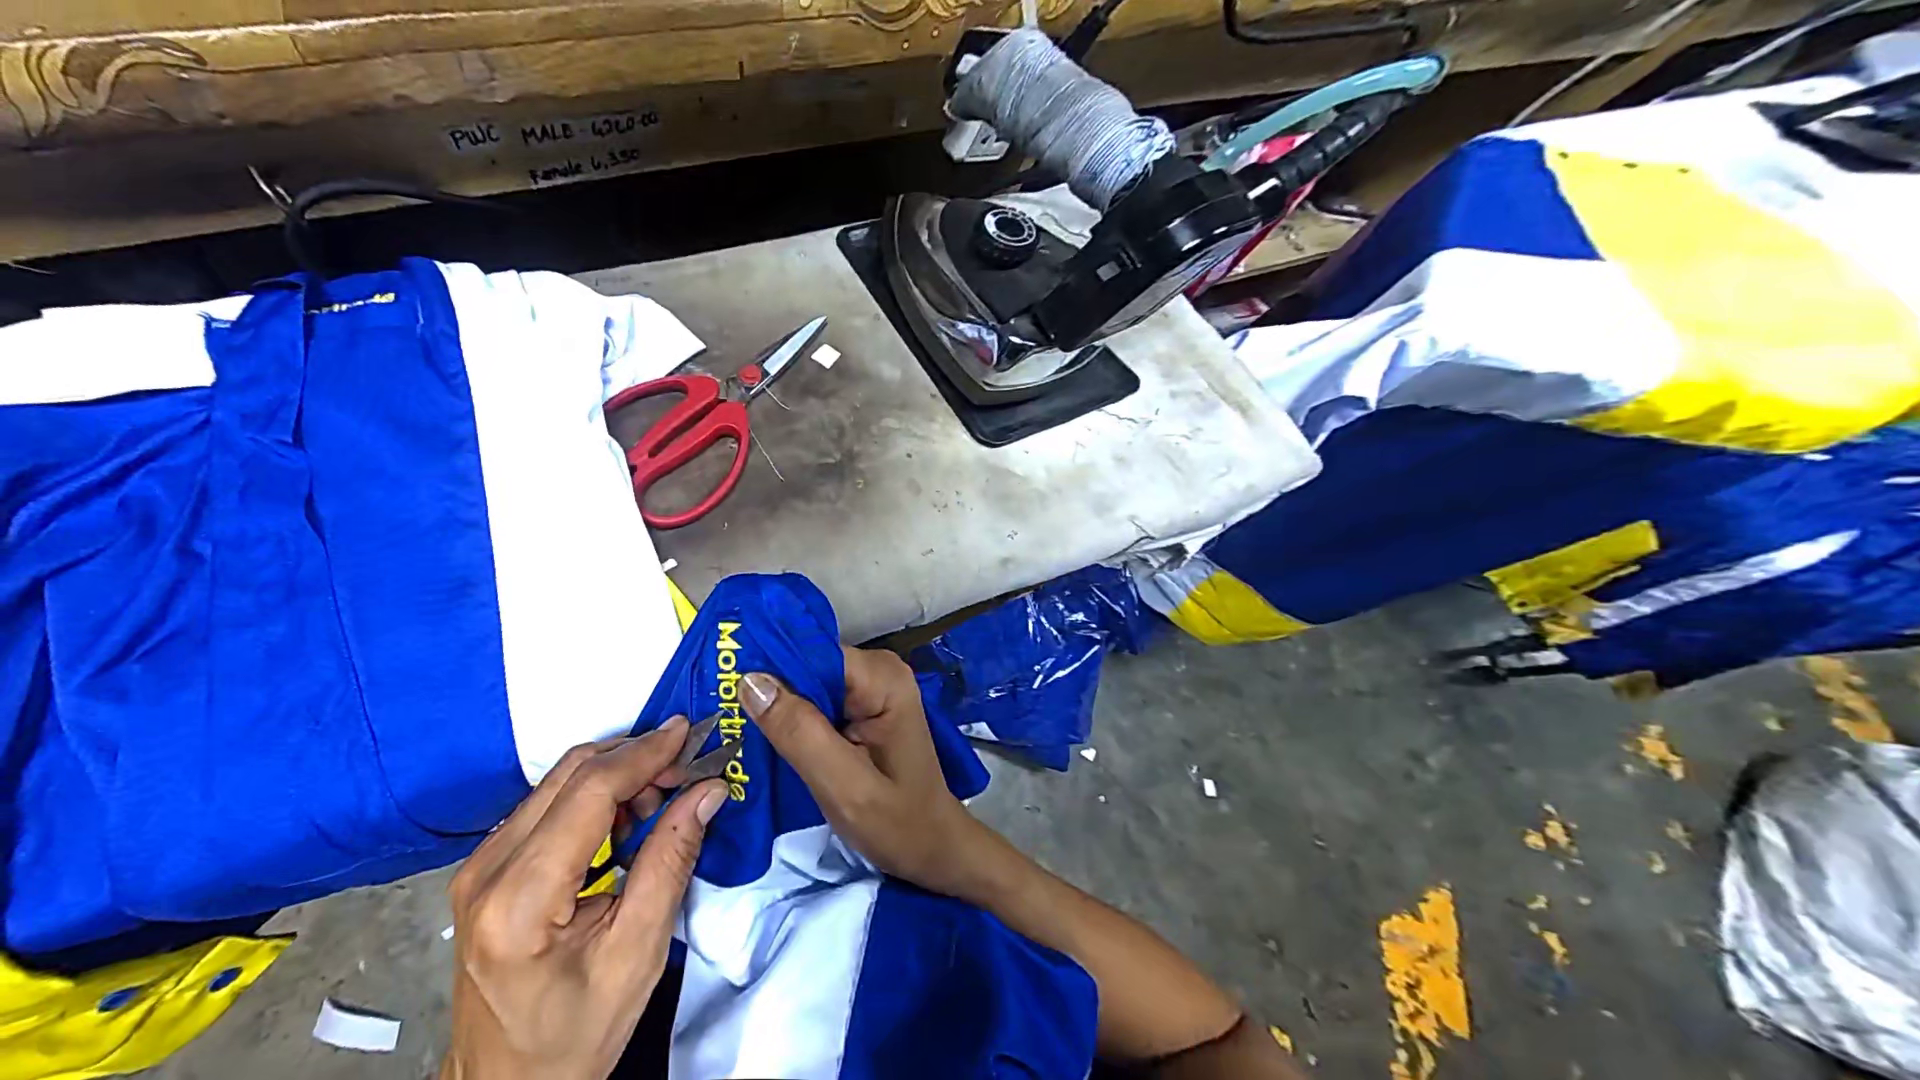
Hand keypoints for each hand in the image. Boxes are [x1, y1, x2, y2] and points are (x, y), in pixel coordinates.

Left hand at [441, 719, 728, 1079]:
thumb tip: (707, 789)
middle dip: (636, 758)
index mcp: (520, 899)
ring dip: (617, 774)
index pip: (588, 792)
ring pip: (559, 781)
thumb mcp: (639, 951)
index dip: (644, 754)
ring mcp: (480, 866)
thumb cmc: (576, 1031)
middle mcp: (486, 869)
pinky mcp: (487, 868)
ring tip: (662, 799)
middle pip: (570, 774)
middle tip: (686, 770)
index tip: (688, 733)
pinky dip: (596, 795)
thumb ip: (671, 860)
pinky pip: (548, 803)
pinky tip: (627, 819)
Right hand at [741, 647, 997, 901]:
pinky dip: (789, 717)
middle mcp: (878, 671)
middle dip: (765, 686)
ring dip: (773, 704)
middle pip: (808, 663)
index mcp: (882, 680)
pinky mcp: (861, 707)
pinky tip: (759, 736)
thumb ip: (800, 733)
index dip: (767, 667)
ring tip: (726, 724)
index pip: (812, 653)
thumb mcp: (845, 786)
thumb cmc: (898, 823)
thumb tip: (750, 680)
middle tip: (713, 712)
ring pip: (807, 682)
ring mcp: (871, 687)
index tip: (718, 685)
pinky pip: (815, 700)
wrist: (933, 848)